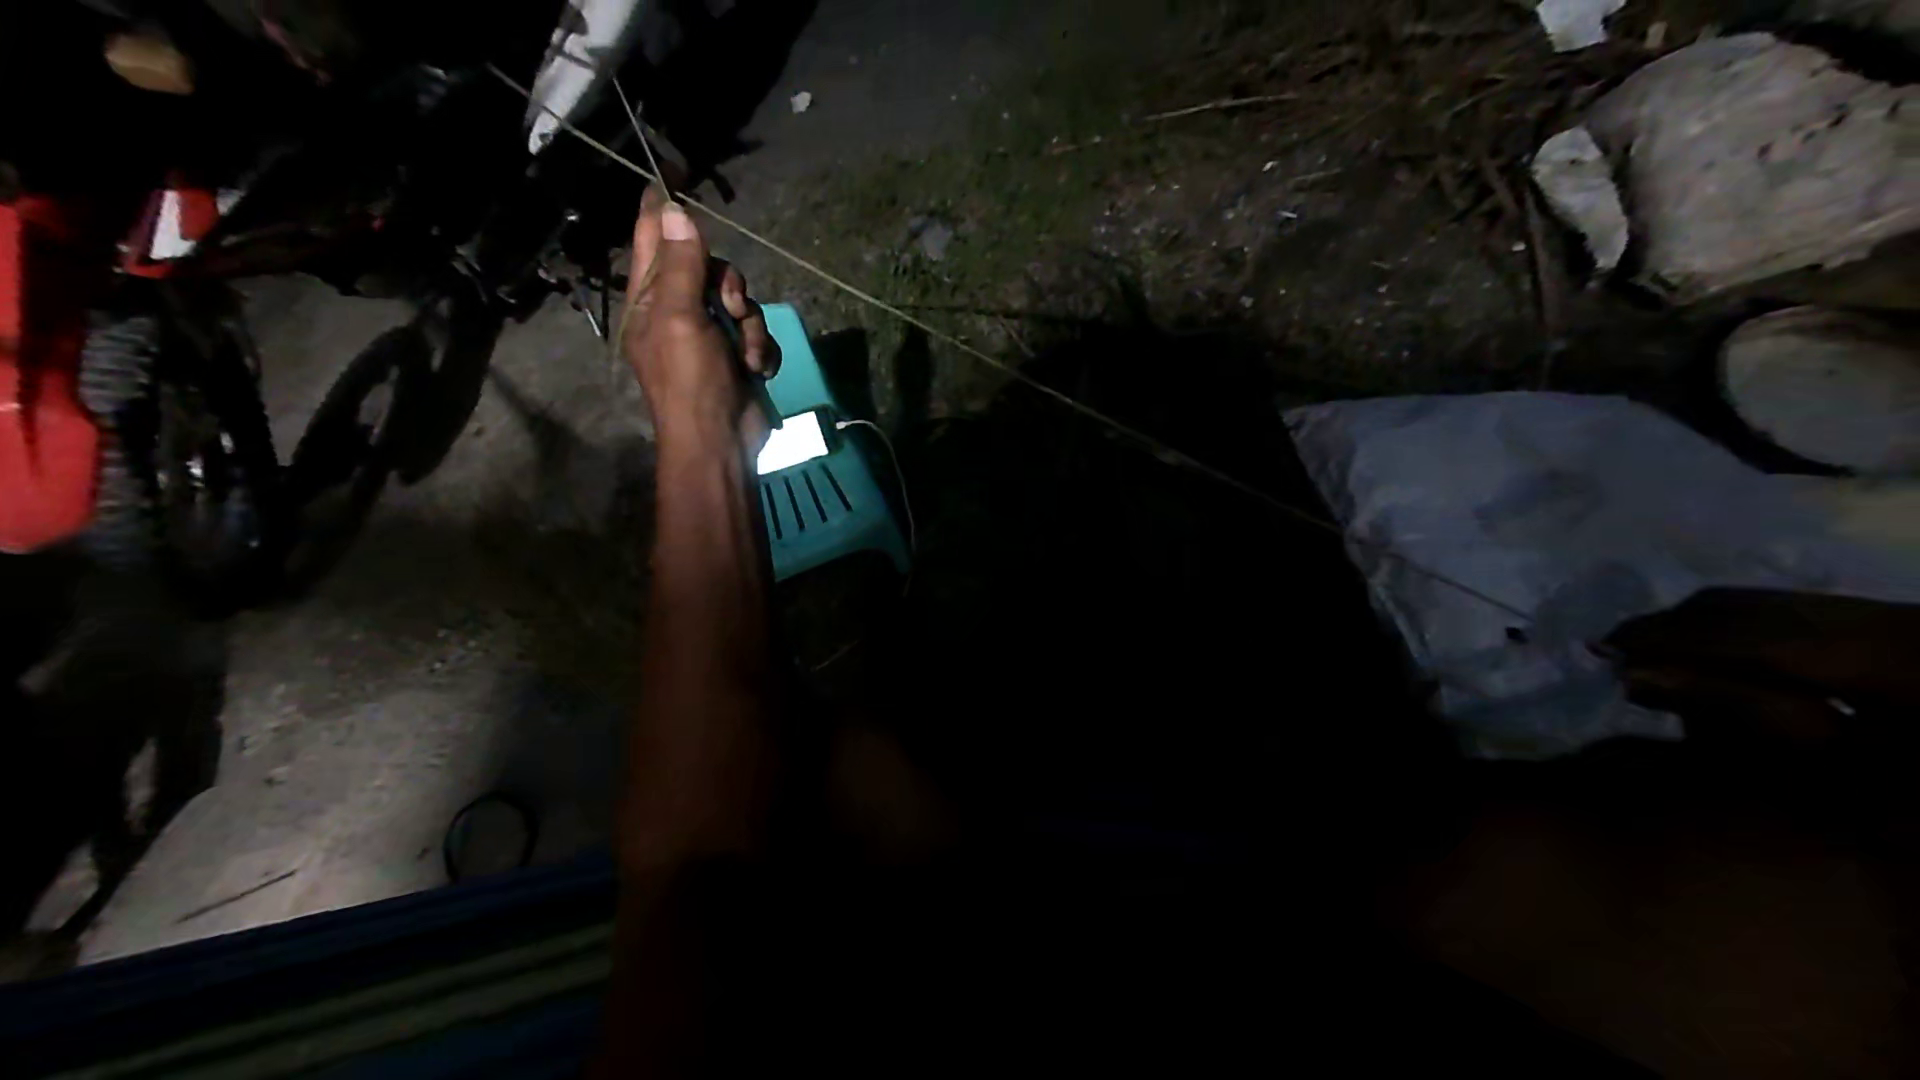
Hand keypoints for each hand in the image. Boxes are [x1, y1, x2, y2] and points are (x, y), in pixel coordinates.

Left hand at [622, 187, 779, 453]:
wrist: (721, 442)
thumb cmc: (691, 382)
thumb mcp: (680, 318)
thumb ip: (680, 265)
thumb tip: (672, 209)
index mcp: (649, 299)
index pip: (651, 237)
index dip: (663, 207)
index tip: (677, 172)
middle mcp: (677, 311)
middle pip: (708, 266)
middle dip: (729, 287)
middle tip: (730, 310)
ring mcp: (710, 335)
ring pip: (740, 302)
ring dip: (750, 328)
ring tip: (746, 358)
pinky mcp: (737, 356)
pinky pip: (757, 333)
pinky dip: (762, 350)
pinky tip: (757, 371)